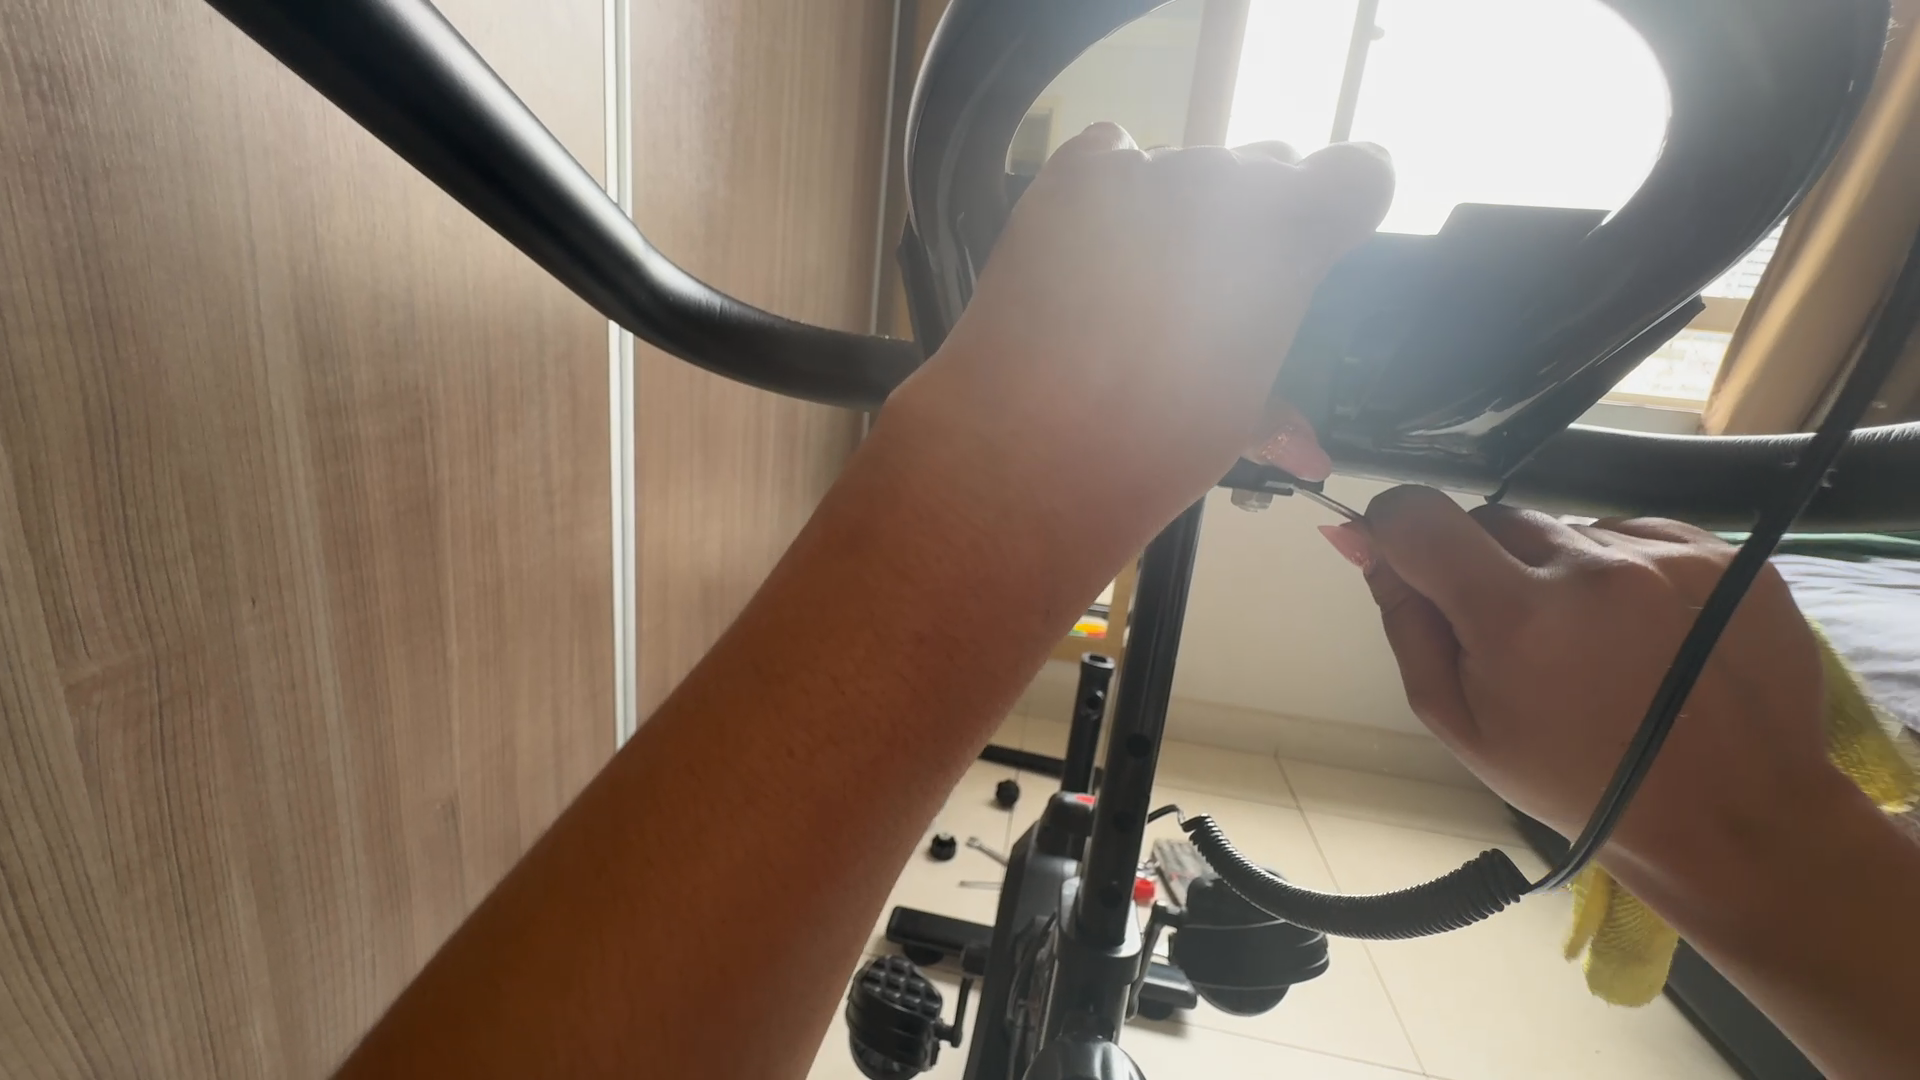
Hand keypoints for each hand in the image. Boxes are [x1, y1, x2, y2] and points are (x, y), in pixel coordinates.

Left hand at [879, 123, 1392, 561]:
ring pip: (1179, 171)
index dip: (1334, 212)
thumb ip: (1273, 404)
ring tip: (1122, 295)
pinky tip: (1085, 257)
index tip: (1306, 253)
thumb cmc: (1146, 448)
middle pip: (1258, 174)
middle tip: (1194, 298)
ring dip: (1169, 215)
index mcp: (1291, 238)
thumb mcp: (1227, 427)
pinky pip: (1107, 161)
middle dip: (1242, 225)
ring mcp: (1143, 170)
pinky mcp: (1068, 179)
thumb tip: (1309, 449)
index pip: (1357, 175)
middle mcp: (1224, 181)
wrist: (1027, 449)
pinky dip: (1106, 196)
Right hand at [1335, 486, 1835, 879]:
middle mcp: (1592, 570)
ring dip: (1542, 566)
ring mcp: (1666, 557)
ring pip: (1554, 527)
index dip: (1390, 525)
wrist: (1732, 816)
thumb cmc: (1567, 777)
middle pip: (1486, 519)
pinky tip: (1628, 624)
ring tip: (1576, 633)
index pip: (1418, 515)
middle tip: (1499, 626)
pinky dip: (1606, 566)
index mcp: (1516, 617)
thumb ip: (1403, 619)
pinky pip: (1622, 531)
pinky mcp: (1721, 555)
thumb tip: (1361, 541)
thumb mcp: (1451, 715)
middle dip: (1473, 561)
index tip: (1397, 553)